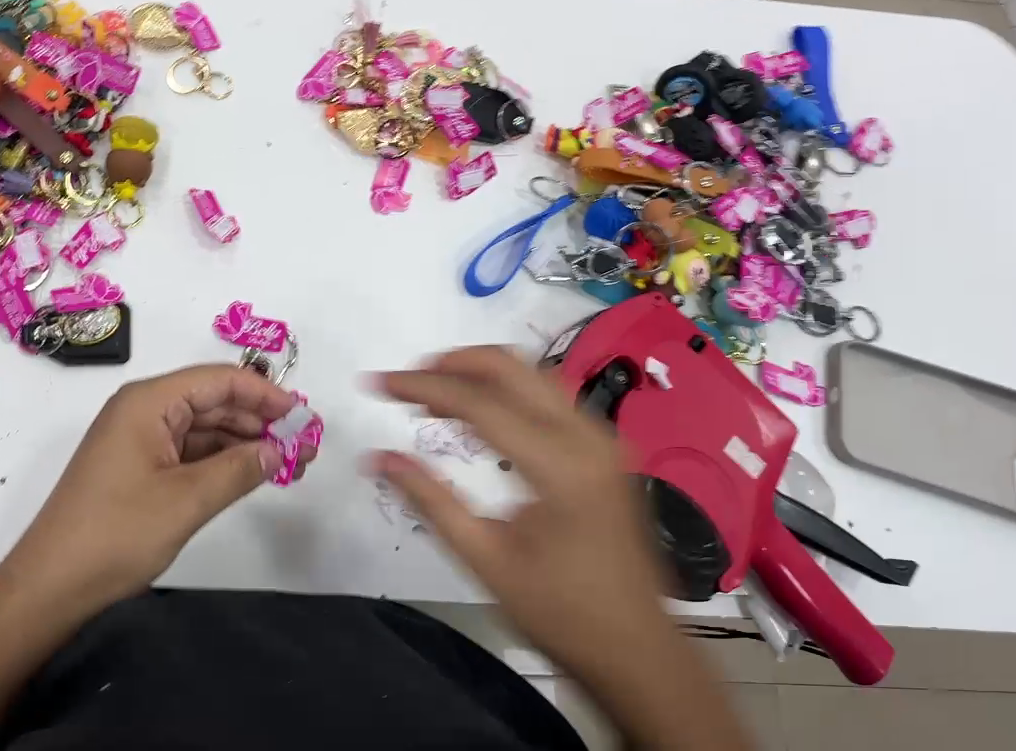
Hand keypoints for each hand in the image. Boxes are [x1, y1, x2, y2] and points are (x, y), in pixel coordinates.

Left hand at [0, 364, 309, 612]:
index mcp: (148, 401)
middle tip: (305, 447)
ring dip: (245, 443)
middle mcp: (143, 409)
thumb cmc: (116, 533)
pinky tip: (252, 474)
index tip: (304, 418)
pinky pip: (189, 450)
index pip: (218, 379)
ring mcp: (139, 438)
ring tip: (290, 464)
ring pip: (204, 427)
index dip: (265, 394)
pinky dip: (222, 460)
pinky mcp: (138, 465)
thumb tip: (279, 450)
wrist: (52, 583)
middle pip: (213, 400)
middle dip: (260, 421)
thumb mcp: (186, 500)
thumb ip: (238, 470)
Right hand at [371, 346, 673, 682]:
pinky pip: (548, 394)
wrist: (639, 652)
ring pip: (531, 373)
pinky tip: (477, 413)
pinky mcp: (605, 447)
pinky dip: (506, 390)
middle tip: (406, 382)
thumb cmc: (560, 613)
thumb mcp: (484, 559)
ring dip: (479, 372)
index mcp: (559, 467)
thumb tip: (377, 457)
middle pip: (510, 367)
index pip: (477, 403)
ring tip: (433, 395)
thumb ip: (429, 500)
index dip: (420, 386)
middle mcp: (586, 437)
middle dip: (451, 364)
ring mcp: (602, 438)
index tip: (377, 384)